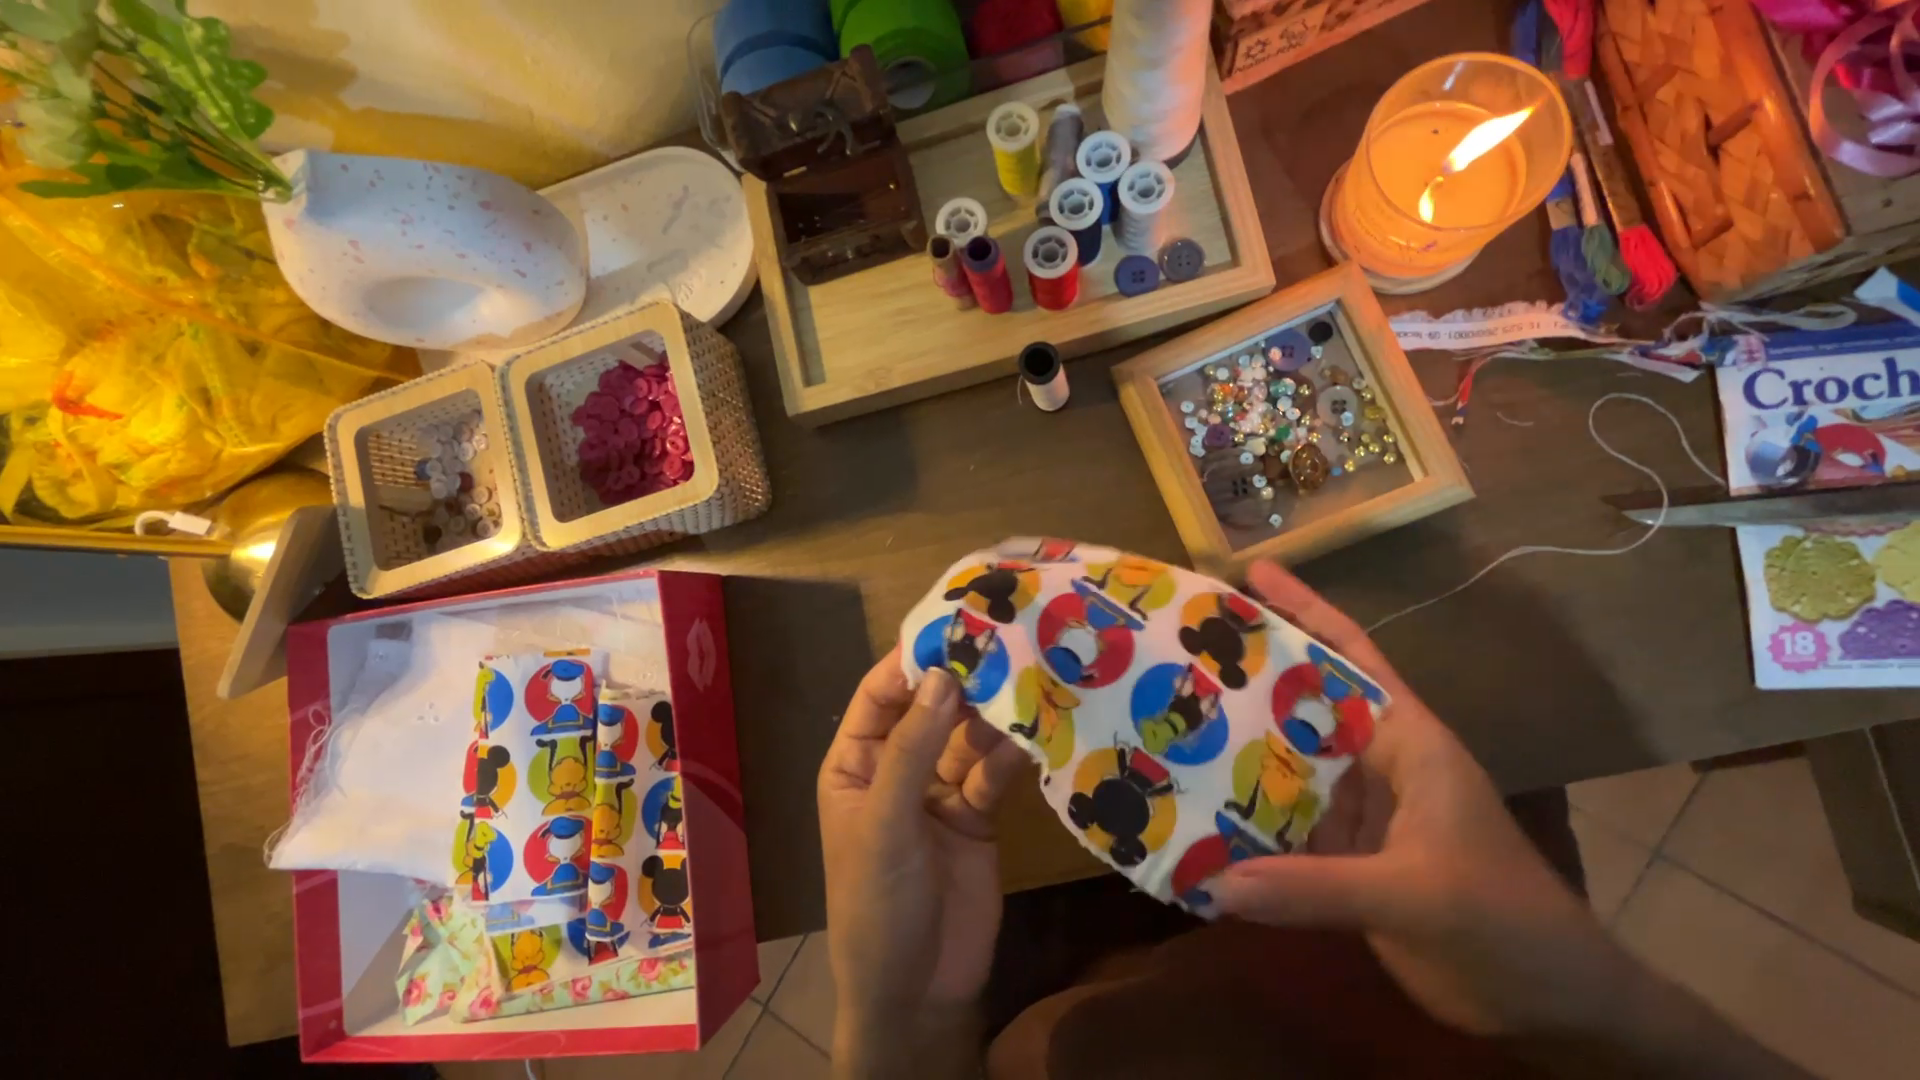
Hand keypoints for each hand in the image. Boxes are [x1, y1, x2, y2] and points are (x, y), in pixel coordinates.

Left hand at [818, 649, 1028, 1071]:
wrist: (917, 991)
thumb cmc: (878, 902)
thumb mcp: (886, 822)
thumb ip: (914, 748)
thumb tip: (943, 675)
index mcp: (855, 764)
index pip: (880, 696)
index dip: (912, 662)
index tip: (953, 625)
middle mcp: (896, 768)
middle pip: (929, 711)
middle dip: (961, 682)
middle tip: (1004, 643)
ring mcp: (938, 792)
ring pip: (966, 738)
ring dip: (992, 714)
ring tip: (1029, 678)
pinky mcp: (977, 816)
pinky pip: (993, 773)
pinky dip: (1012, 753)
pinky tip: (1036, 731)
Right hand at [1212, 562, 1640, 1036]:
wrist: (1552, 1001)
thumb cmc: (1505, 922)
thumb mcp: (1415, 896)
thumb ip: (1315, 888)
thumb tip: (1213, 883)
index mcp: (1408, 741)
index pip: (1351, 659)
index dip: (1306, 610)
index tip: (1251, 573)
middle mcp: (1378, 762)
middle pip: (1304, 703)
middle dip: (1249, 677)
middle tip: (1180, 651)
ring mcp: (1360, 807)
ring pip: (1288, 761)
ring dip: (1238, 746)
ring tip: (1170, 722)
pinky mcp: (1346, 851)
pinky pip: (1284, 818)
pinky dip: (1244, 812)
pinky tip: (1196, 808)